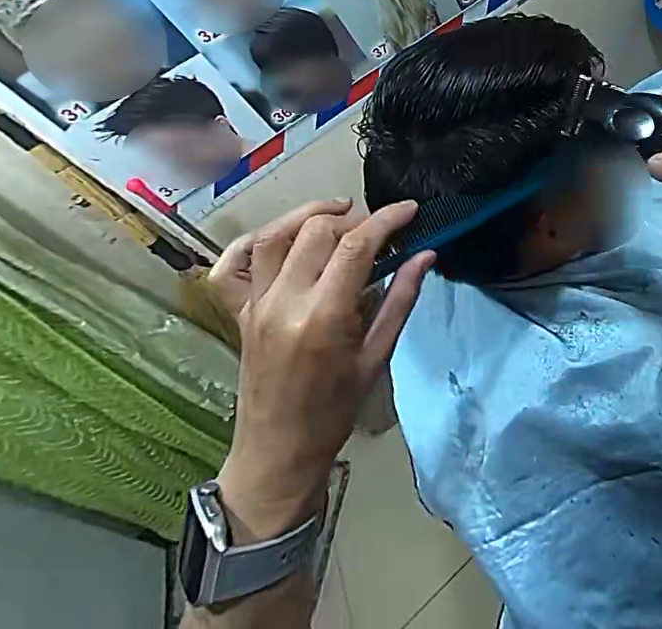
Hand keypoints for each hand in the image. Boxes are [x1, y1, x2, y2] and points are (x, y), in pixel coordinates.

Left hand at [214, 201, 433, 540]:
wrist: (277, 452)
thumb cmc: (335, 409)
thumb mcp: (378, 355)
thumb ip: (401, 299)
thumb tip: (426, 255)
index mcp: (323, 316)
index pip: (356, 245)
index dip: (386, 220)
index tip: (410, 210)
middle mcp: (283, 302)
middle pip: (317, 232)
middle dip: (356, 219)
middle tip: (381, 229)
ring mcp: (255, 305)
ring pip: (276, 236)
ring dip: (310, 215)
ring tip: (341, 213)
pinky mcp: (239, 311)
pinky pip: (235, 264)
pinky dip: (256, 239)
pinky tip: (284, 234)